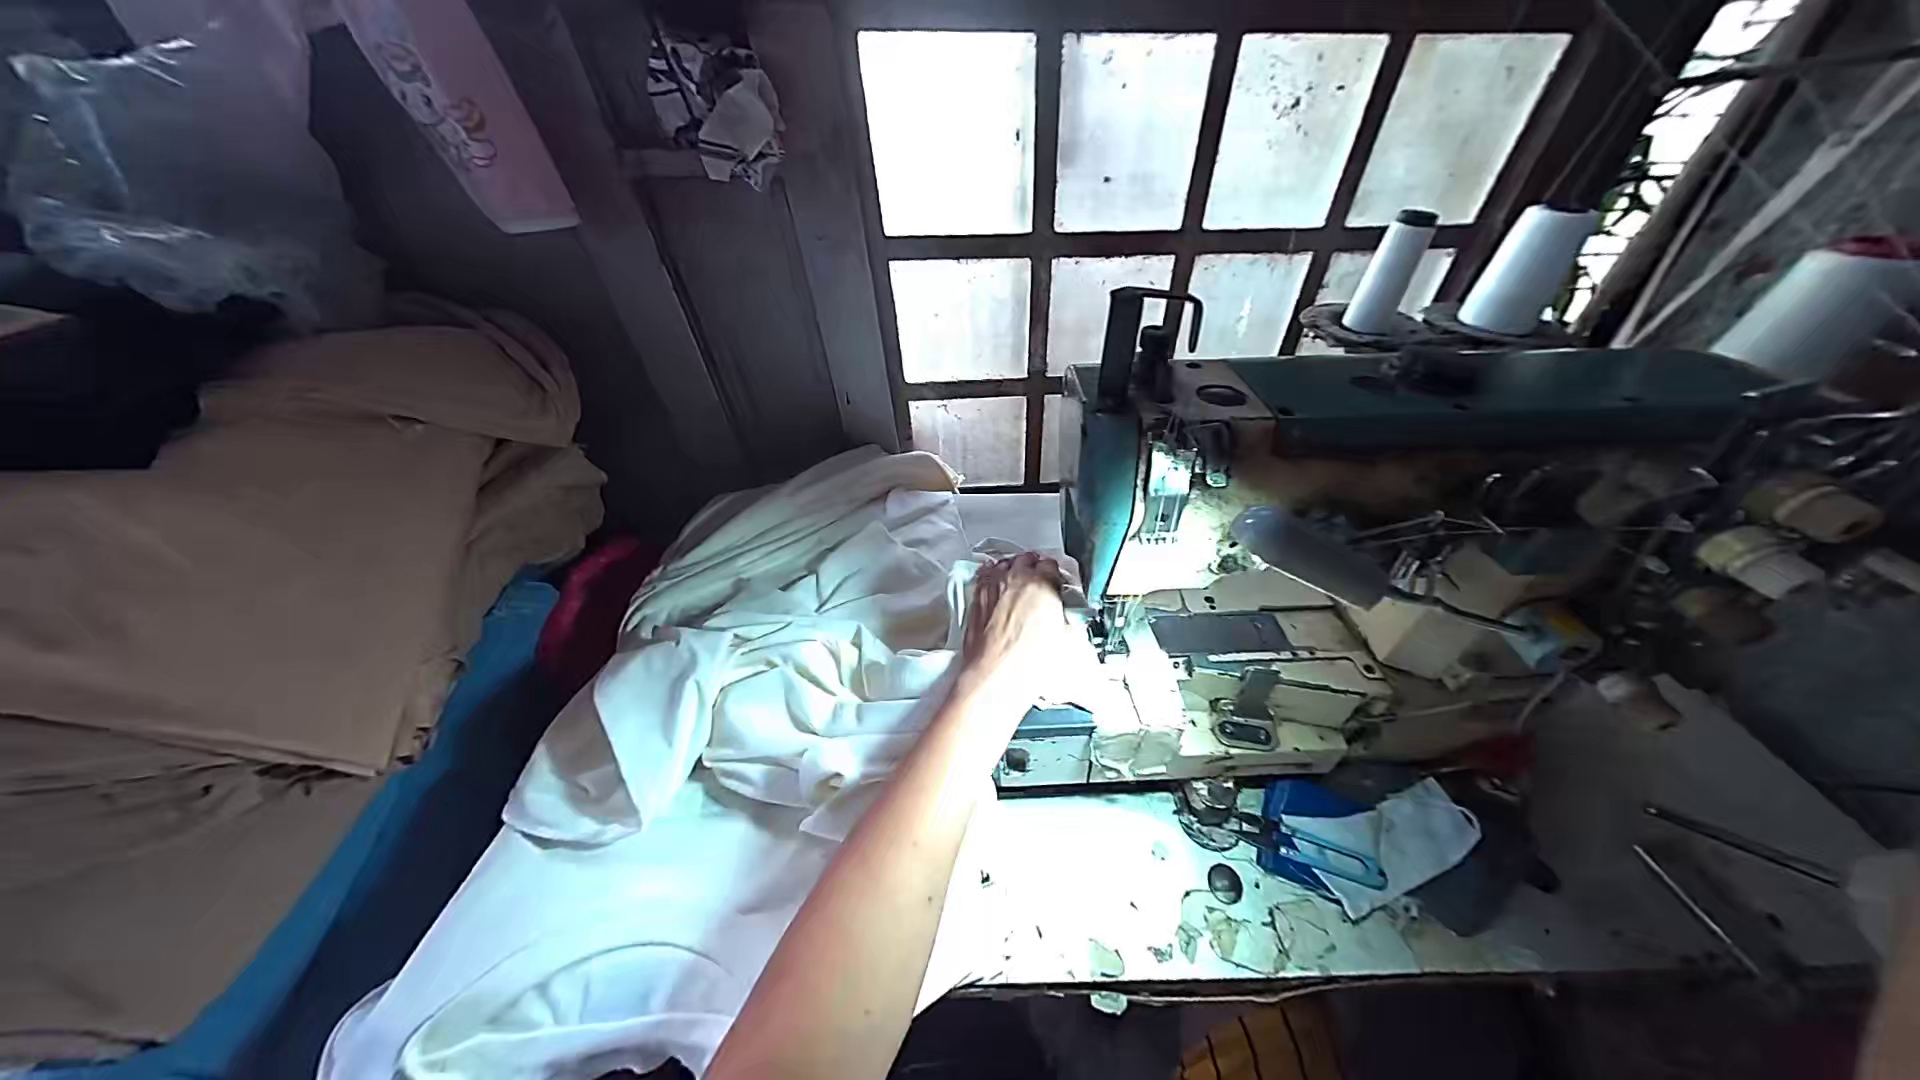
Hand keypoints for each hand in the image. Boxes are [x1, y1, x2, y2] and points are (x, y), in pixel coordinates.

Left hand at [953, 552, 1067, 714]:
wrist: (995, 674)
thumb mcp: (1063, 637)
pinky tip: (997, 589)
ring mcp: (993, 585)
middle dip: (1033, 568)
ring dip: (1012, 570)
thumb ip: (1063, 615)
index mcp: (1042, 584)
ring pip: (1004, 565)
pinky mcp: (977, 597)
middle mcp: (1015, 579)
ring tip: (1017, 583)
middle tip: (1039, 581)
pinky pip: (986, 577)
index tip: (1056, 584)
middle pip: (1026, 560)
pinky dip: (994, 579)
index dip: (1055, 575)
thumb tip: (1063, 613)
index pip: (1051, 565)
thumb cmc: (1028, 660)